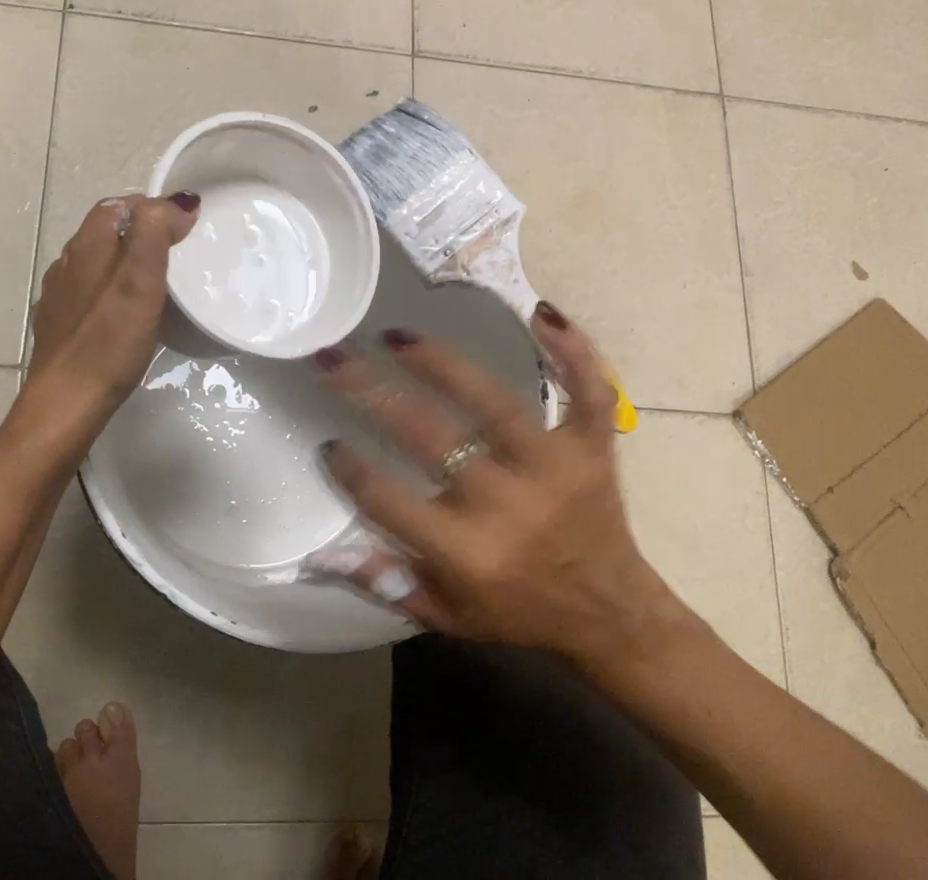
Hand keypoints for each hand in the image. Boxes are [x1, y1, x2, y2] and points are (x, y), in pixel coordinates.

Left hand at [26, 193, 198, 419]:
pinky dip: (110, 291)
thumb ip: (155, 233)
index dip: (150, 207)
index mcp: (87, 246)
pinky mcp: (59, 325)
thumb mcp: (140, 281)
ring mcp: (59, 296)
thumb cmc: (109, 341)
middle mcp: (67, 264)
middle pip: (105, 232)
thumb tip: (178, 204)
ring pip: (95, 263)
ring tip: (157, 282)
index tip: (184, 225)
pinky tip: (125, 315)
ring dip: (124, 262)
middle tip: (177, 252)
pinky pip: (88, 293)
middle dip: (139, 232)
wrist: (67, 401)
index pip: (117, 205)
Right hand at [310, 304, 693, 666]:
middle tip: (335, 360)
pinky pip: (587, 392)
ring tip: (399, 336)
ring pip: (497, 404)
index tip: (328, 444)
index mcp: (466, 550)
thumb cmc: (515, 611)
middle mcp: (507, 504)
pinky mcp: (592, 450)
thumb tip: (318, 555)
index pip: (388, 500)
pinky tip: (543, 313)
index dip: (350, 470)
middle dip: (372, 394)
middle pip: (431, 437)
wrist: (609, 612)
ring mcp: (554, 469)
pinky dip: (573, 351)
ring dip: (444, 365)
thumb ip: (382, 580)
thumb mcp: (443, 613)